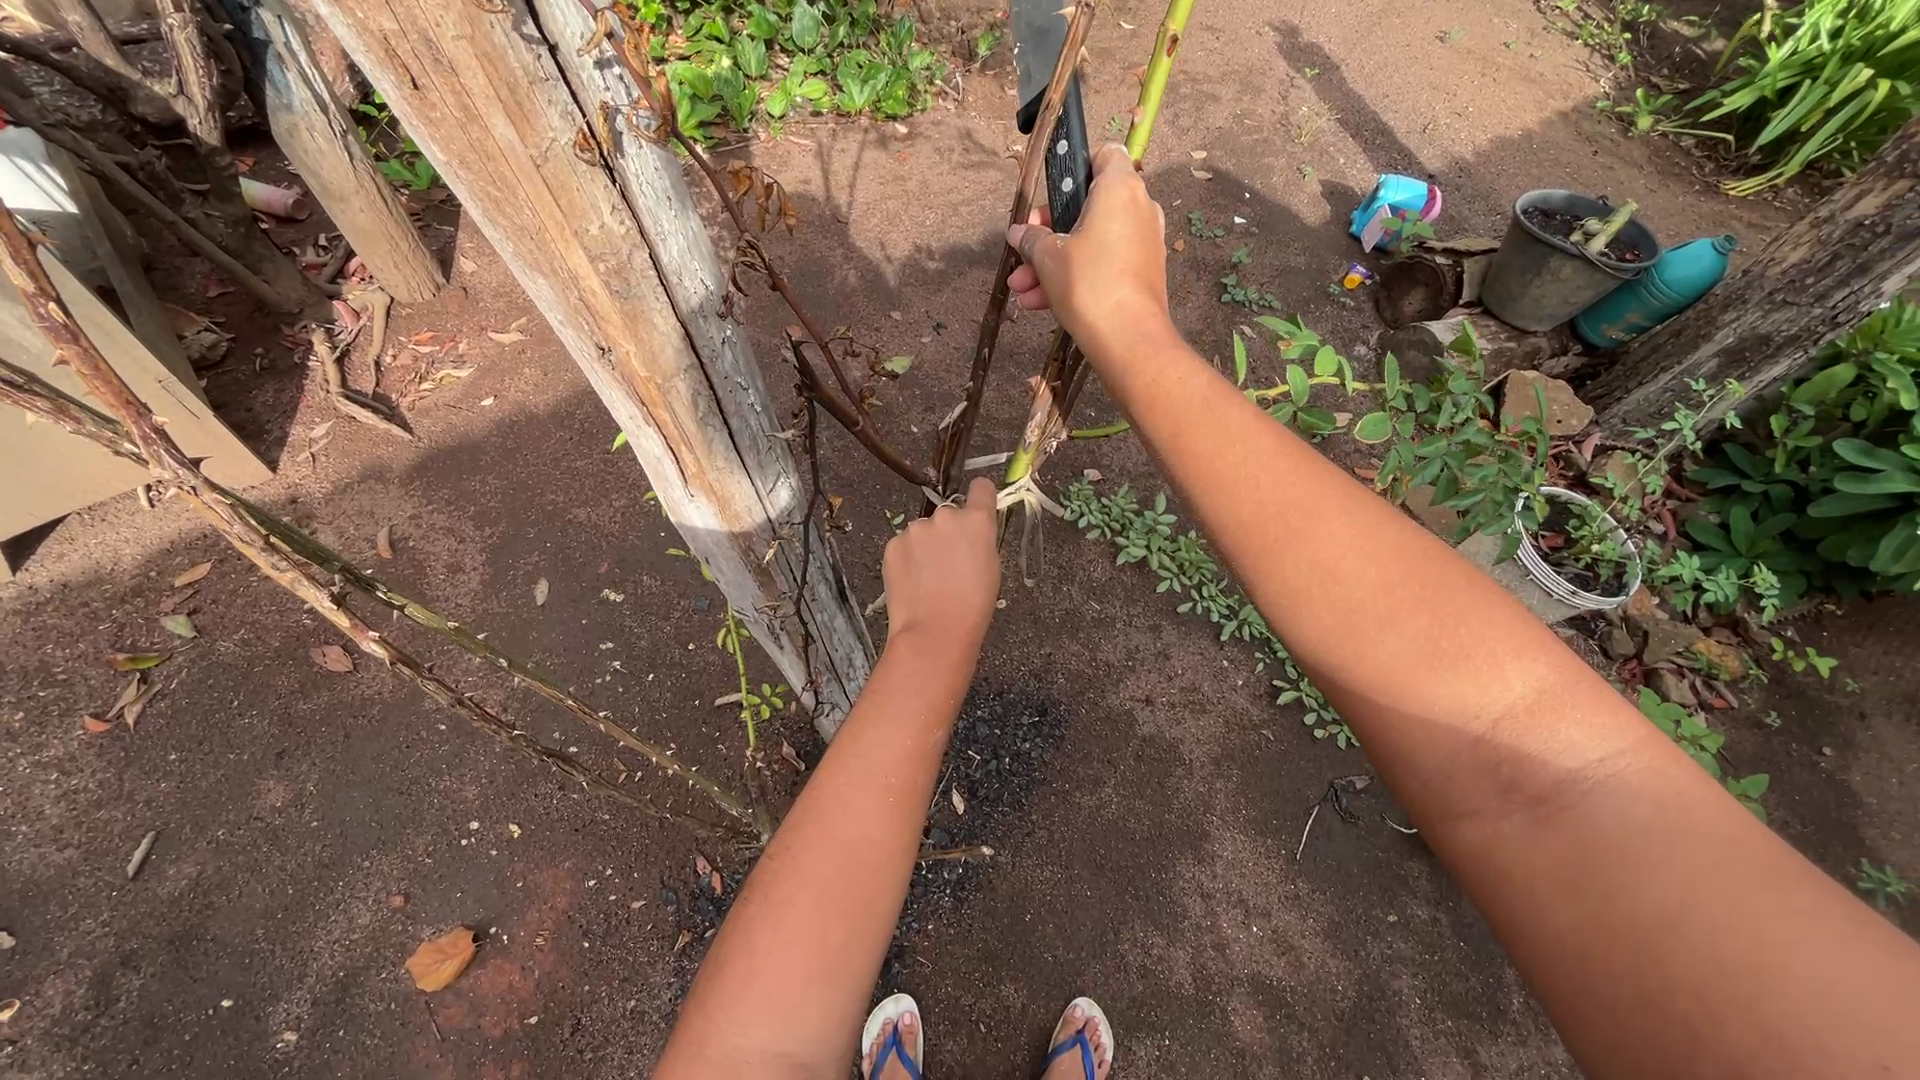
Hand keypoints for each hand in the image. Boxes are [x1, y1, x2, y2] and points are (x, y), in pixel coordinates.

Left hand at [882, 477, 1000, 651]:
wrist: (935, 630)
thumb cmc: (973, 605)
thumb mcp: (992, 567)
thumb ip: (981, 540)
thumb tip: (972, 533)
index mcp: (977, 520)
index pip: (981, 488)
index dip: (980, 497)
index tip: (977, 506)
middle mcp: (945, 516)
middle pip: (948, 515)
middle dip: (948, 532)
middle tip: (950, 563)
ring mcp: (915, 529)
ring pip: (923, 531)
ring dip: (926, 546)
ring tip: (929, 578)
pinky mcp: (893, 544)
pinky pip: (904, 545)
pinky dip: (908, 559)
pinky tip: (913, 582)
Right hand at [1005, 142, 1171, 357]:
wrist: (1128, 339)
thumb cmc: (1089, 284)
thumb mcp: (1048, 258)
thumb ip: (1031, 239)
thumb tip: (1019, 233)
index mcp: (1120, 189)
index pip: (1105, 154)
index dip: (1076, 166)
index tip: (1052, 193)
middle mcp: (1139, 209)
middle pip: (1089, 206)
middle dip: (1049, 231)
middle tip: (1024, 250)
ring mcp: (1144, 243)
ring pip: (1091, 241)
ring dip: (1054, 262)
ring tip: (1022, 288)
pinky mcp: (1143, 273)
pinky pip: (1103, 265)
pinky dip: (1075, 277)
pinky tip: (1040, 303)